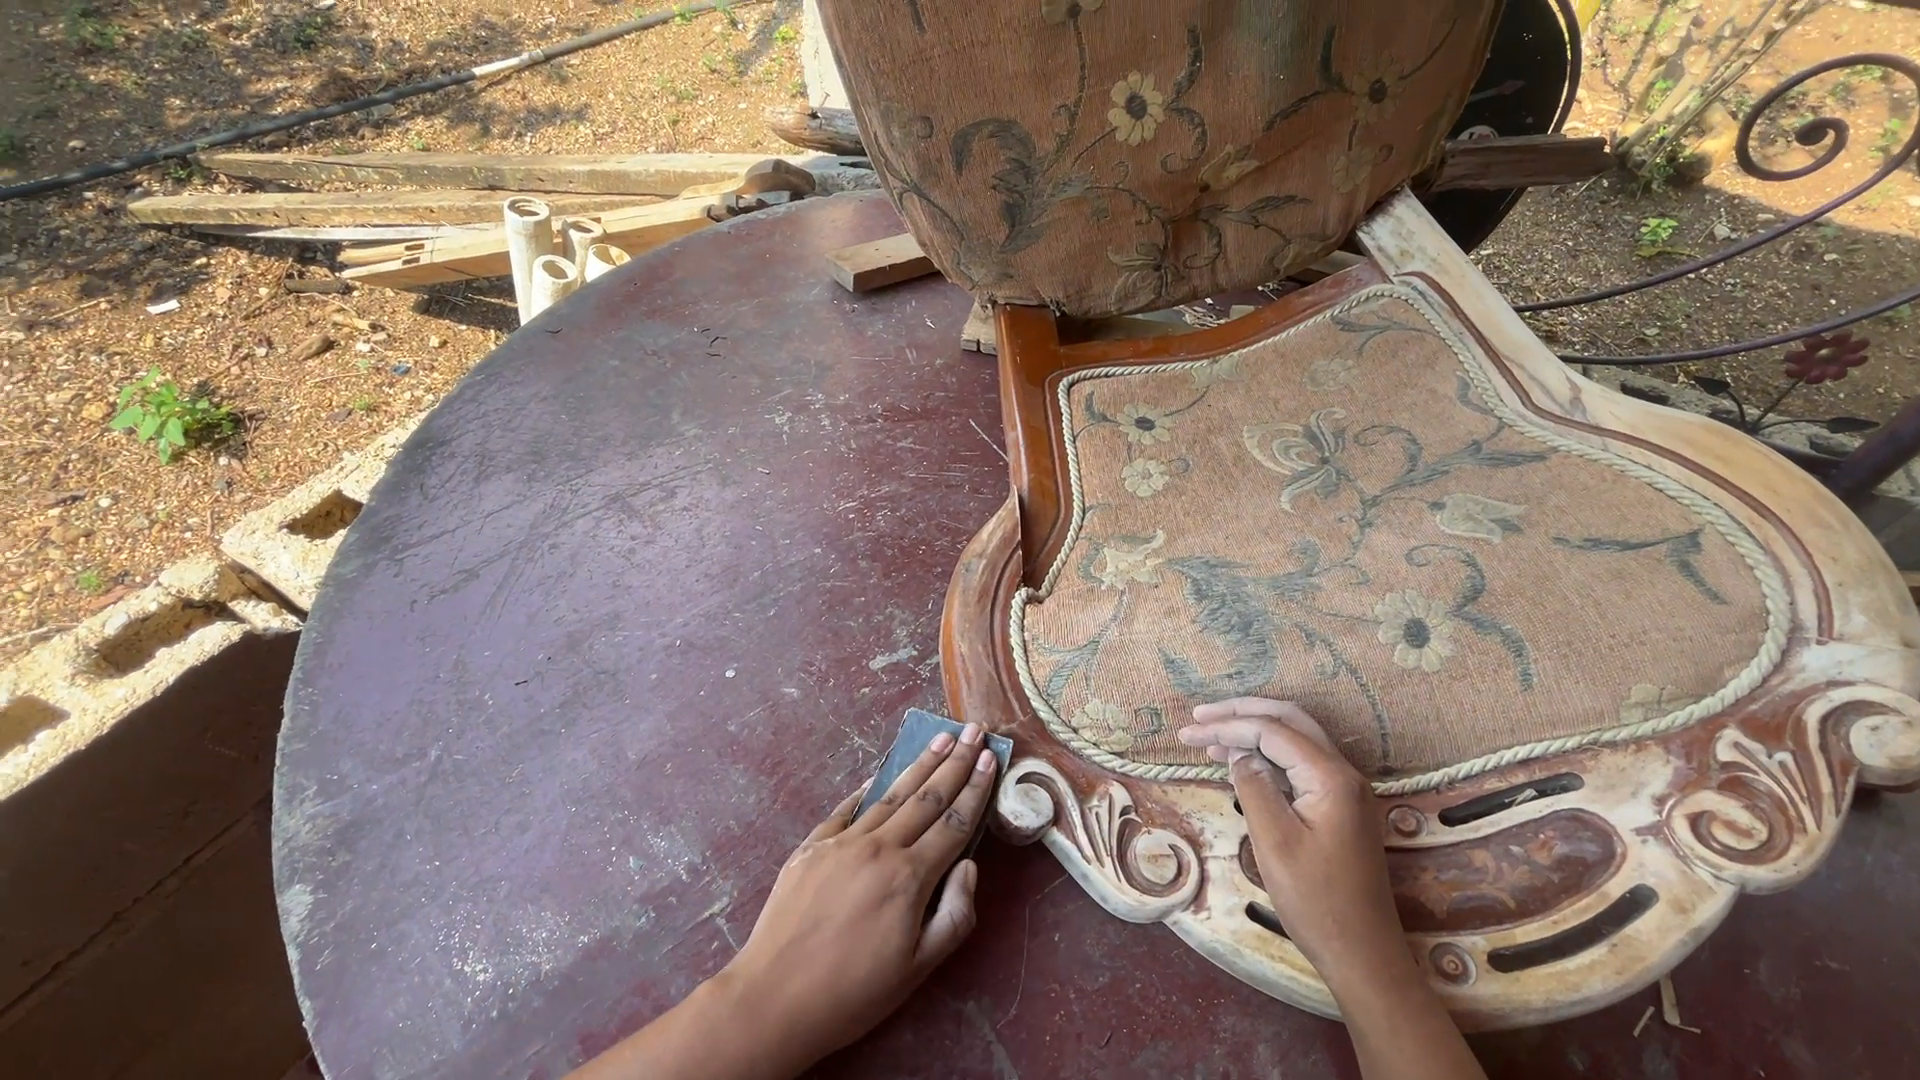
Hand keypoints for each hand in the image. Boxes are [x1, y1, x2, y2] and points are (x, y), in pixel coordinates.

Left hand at [715, 723, 998, 1070]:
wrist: (774, 998)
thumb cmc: (855, 992)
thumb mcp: (919, 968)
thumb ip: (955, 914)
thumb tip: (968, 864)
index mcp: (910, 877)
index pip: (954, 822)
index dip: (976, 788)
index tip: (990, 758)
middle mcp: (879, 848)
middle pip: (926, 797)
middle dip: (954, 761)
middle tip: (973, 731)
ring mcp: (842, 843)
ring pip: (890, 795)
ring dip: (918, 764)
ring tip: (938, 738)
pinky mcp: (811, 847)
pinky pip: (847, 809)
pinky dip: (867, 789)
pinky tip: (880, 773)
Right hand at [1177, 698, 1407, 993]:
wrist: (1363, 952)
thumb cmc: (1315, 900)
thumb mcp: (1274, 842)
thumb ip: (1254, 787)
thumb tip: (1237, 755)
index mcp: (1331, 777)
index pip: (1272, 731)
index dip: (1227, 726)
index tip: (1188, 732)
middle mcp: (1344, 773)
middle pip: (1290, 721)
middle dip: (1242, 713)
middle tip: (1200, 715)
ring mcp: (1345, 790)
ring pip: (1296, 739)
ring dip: (1254, 730)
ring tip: (1209, 737)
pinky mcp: (1340, 807)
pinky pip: (1300, 763)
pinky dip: (1267, 754)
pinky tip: (1240, 763)